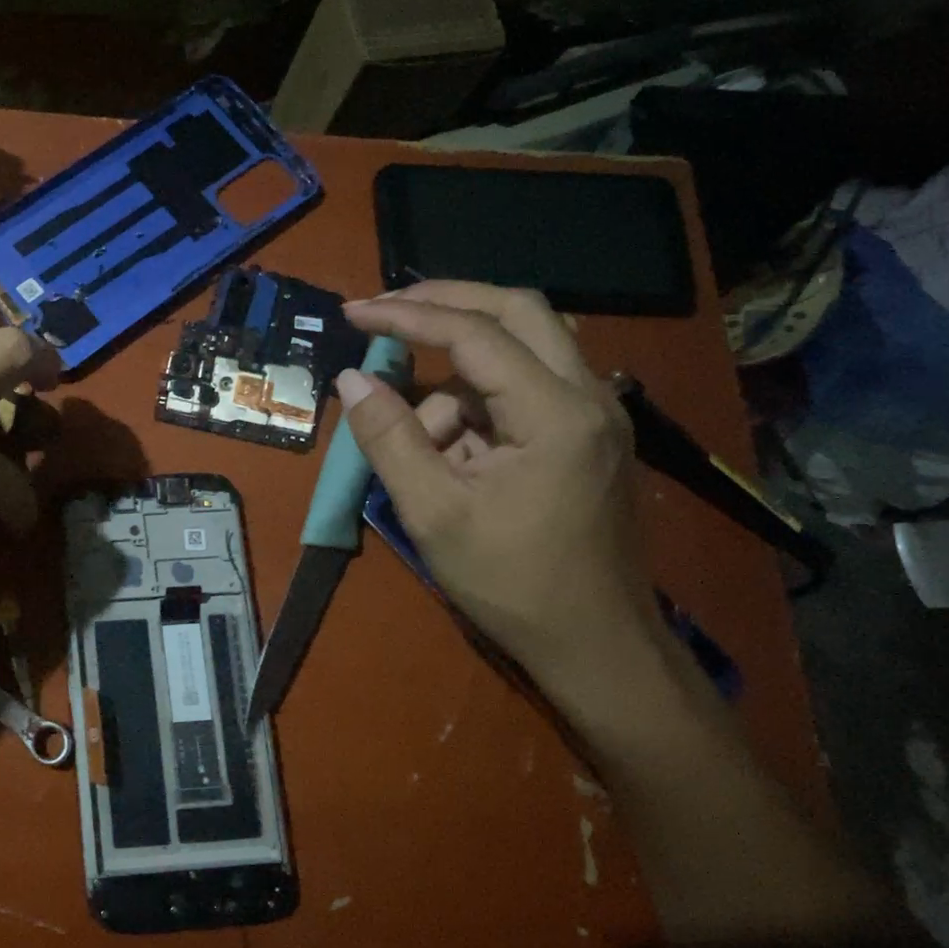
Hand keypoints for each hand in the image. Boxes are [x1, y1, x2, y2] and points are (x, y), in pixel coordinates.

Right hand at [339, 282, 659, 694]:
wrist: (596, 644)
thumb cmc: (511, 582)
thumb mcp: (433, 512)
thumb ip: (389, 437)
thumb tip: (352, 378)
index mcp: (555, 413)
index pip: (474, 334)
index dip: (407, 315)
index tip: (353, 313)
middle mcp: (588, 396)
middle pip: (518, 311)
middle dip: (445, 303)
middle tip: (384, 311)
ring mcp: (595, 414)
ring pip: (523, 346)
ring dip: (459, 364)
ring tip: (417, 431)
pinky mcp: (586, 435)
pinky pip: (525, 387)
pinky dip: (477, 399)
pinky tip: (450, 450)